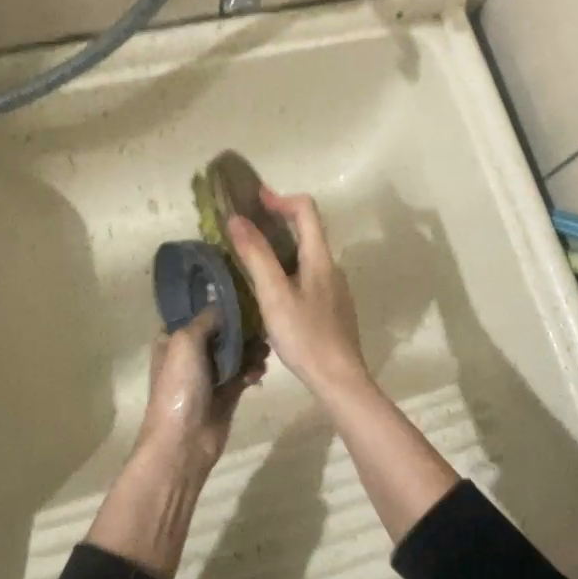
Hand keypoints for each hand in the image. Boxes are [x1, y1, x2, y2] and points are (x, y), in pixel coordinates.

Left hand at [135, 306, 265, 474]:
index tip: (245, 295)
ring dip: (252, 347)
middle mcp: (191, 353)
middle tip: (261, 323)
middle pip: (222, 330)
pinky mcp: (227, 392)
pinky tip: (259, 370)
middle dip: (242, 326)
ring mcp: (209, 374)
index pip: (199, 312)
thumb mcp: (186, 341)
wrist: (183, 442)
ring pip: (237, 350)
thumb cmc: (179, 386)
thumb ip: (208, 318)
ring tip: (264, 349)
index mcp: (174, 339)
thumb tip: (227, 304)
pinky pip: (245, 371)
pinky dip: (253, 368)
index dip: (220, 304)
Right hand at [227, 188, 370, 397]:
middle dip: (277, 222)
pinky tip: (271, 294)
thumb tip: (237, 218)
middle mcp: (331, 266)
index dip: (280, 199)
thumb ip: (256, 256)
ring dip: (281, 248)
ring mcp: (335, 288)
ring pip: (306, 256)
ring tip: (251, 260)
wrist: (340, 379)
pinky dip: (288, 271)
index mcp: (319, 257)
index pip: (306, 209)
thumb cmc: (305, 336)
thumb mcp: (274, 295)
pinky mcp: (332, 308)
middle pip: (307, 230)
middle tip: (245, 229)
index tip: (253, 200)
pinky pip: (309, 276)